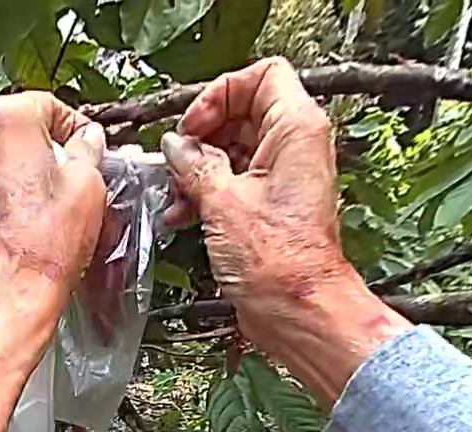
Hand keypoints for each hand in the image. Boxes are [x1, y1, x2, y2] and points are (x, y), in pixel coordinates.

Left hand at [0, 93, 106, 431]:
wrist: (20, 298)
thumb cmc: (47, 248)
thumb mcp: (89, 182)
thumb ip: (89, 148)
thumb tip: (88, 141)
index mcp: (6, 121)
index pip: (52, 104)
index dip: (79, 129)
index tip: (94, 150)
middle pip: (33, 134)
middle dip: (62, 155)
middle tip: (87, 181)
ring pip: (21, 165)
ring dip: (46, 180)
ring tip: (70, 209)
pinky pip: (9, 193)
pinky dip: (29, 203)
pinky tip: (49, 225)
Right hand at [161, 58, 409, 404]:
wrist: (297, 312)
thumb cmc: (279, 264)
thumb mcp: (223, 203)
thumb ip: (194, 166)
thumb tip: (175, 148)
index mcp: (295, 131)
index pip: (258, 79)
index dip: (218, 97)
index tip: (190, 129)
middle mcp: (293, 152)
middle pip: (240, 118)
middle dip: (201, 142)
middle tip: (176, 166)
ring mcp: (280, 185)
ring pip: (231, 157)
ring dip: (197, 174)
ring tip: (174, 197)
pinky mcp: (267, 216)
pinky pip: (232, 190)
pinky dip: (206, 198)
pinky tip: (182, 216)